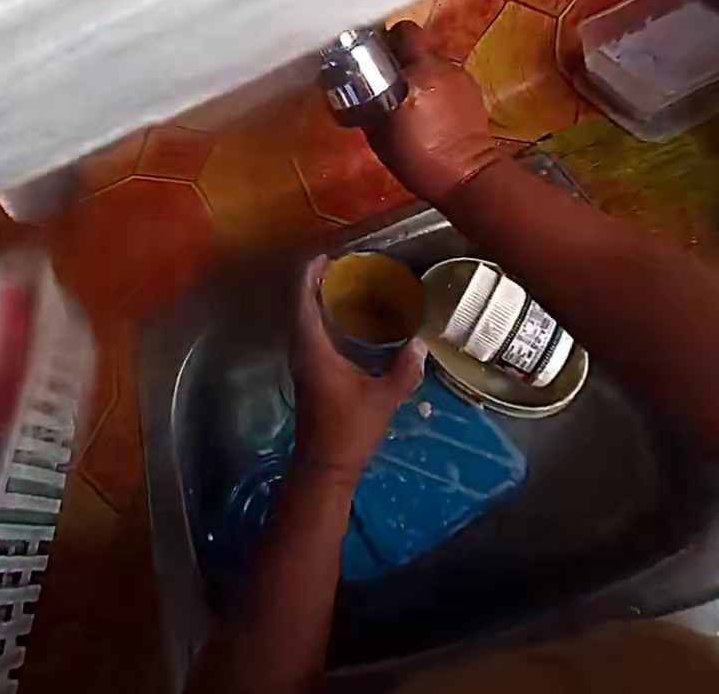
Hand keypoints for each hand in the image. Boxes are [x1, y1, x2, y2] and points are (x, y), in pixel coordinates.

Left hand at [289, 255, 428, 484]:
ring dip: (310, 295)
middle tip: (336, 265)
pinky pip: (303, 327)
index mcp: (312, 348)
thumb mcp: (383, 397)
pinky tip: (334, 313)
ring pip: (297, 315)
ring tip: (336, 281)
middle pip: (296, 302)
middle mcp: (299, 348)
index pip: (302, 300)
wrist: (325, 460)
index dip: (309, 275)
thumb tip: (422, 343)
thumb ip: (404, 369)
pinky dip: (313, 312)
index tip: (325, 257)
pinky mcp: (303, 366)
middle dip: (311, 280)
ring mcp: (298, 357)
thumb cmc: (351, 427)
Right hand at [362, 20, 504, 203]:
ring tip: (405, 84)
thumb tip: (359, 92)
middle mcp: (436, 69)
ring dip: (415, 61)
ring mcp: (457, 73)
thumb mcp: (378, 135)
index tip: (365, 55)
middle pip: (413, 35)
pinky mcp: (471, 83)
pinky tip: (427, 98)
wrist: (466, 176)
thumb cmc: (416, 161)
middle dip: (397, 43)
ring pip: (429, 52)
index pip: (392, 39)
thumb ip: (369, 105)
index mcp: (411, 81)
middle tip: (383, 63)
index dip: (377, 42)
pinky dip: (432, 76)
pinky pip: (444, 69)